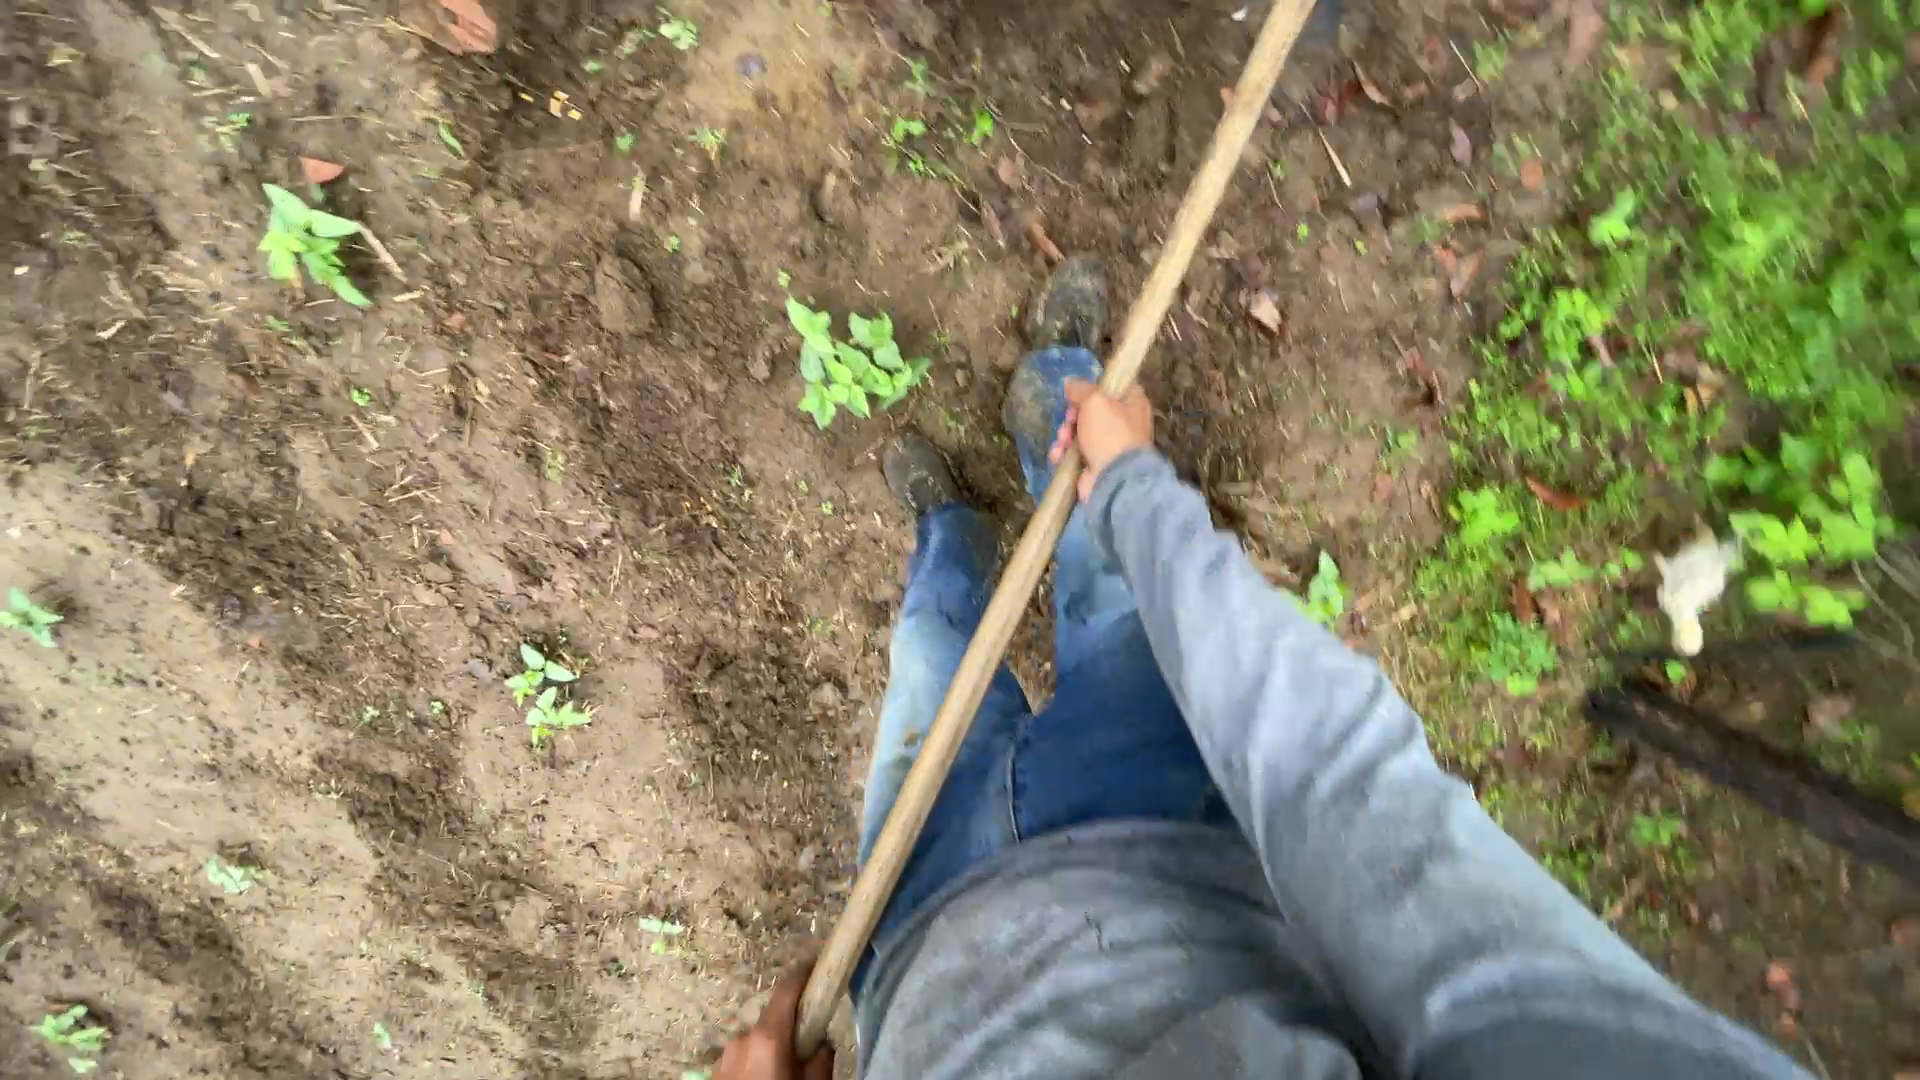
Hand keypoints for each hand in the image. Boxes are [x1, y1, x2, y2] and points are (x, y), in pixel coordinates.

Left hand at [714, 962, 834, 1079]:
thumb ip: (823, 1058)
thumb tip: (822, 1041)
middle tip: (804, 1042)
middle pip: (772, 1017)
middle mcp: (742, 1039)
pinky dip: (752, 1063)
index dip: (804, 972)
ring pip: (755, 1040)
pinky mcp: (712, 1072)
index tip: (818, 963)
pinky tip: (761, 1078)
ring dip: (769, 1047)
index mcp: (768, 1037)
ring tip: (780, 1068)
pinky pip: (740, 1058)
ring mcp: (723, 1056)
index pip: (788, 987)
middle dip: (789, 1024)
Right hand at [1049, 378, 1153, 501]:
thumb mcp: (1095, 401)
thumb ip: (1081, 389)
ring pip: (1079, 432)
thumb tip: (1070, 383)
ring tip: (1062, 443)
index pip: (1114, 388)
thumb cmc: (1110, 433)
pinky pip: (1074, 453)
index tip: (1078, 394)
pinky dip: (1063, 453)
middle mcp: (1124, 423)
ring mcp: (1109, 446)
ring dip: (1065, 435)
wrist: (1114, 479)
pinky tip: (1058, 456)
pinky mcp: (1095, 464)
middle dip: (1072, 416)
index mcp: (1133, 403)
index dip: (1093, 389)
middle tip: (1069, 421)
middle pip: (1091, 411)